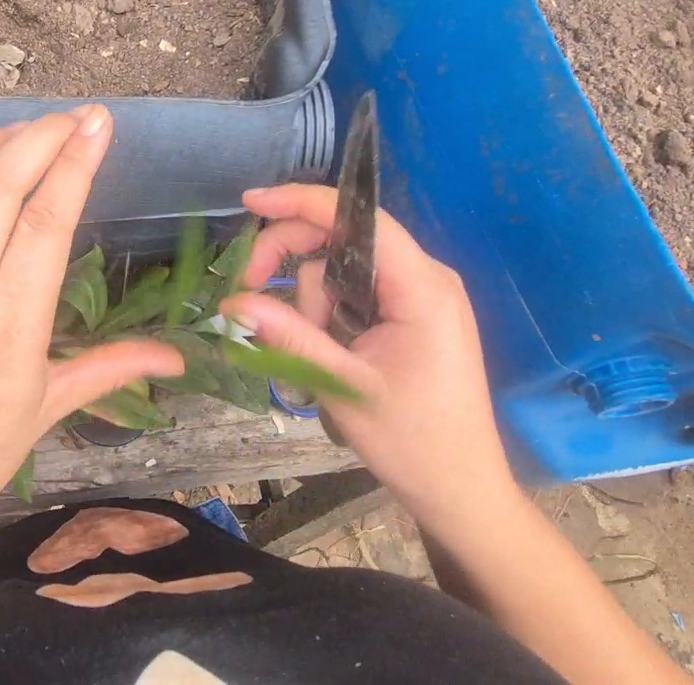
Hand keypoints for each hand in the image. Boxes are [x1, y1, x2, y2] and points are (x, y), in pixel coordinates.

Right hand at [220, 184, 517, 531]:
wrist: (461, 490)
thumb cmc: (416, 443)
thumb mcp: (345, 387)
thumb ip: (290, 338)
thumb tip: (232, 304)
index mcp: (421, 286)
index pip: (357, 217)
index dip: (301, 201)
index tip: (250, 201)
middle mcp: (421, 277)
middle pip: (339, 237)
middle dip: (289, 258)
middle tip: (246, 293)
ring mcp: (414, 294)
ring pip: (336, 268)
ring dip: (309, 303)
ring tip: (317, 358)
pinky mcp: (404, 312)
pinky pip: (349, 291)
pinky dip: (323, 313)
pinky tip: (326, 352)